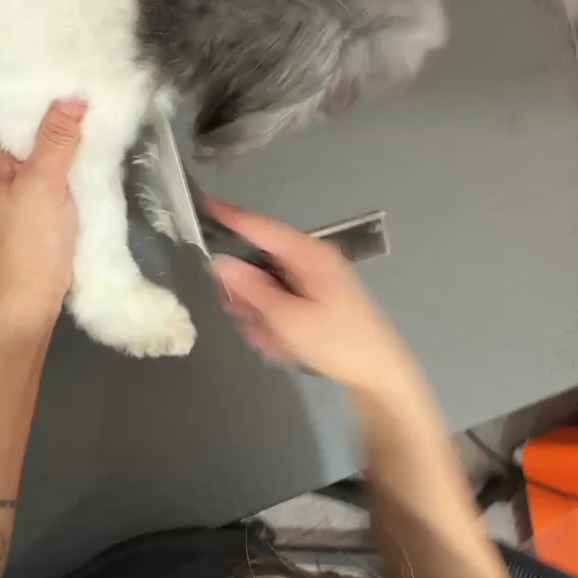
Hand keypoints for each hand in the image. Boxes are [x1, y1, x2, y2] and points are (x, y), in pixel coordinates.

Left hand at [0, 98, 83, 327]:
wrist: (36, 294)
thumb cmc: (31, 238)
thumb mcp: (43, 183)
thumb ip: (56, 140)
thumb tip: (72, 95)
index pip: (13, 114)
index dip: (36, 93)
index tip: (65, 69)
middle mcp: (13, 170)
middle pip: (37, 132)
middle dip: (61, 113)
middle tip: (93, 83)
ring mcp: (34, 190)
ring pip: (55, 154)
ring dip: (74, 138)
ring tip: (102, 108)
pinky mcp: (55, 208)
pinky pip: (69, 176)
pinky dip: (82, 163)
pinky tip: (102, 150)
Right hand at [208, 200, 422, 398]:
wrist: (378, 374)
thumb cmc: (337, 342)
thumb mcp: (287, 318)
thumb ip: (250, 289)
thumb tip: (218, 261)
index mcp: (307, 254)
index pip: (260, 226)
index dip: (228, 215)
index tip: (199, 203)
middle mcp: (308, 261)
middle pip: (257, 262)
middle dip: (244, 292)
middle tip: (246, 319)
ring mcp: (310, 282)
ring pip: (263, 288)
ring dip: (257, 314)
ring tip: (273, 340)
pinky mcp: (311, 302)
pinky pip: (276, 305)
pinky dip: (271, 324)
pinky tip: (282, 345)